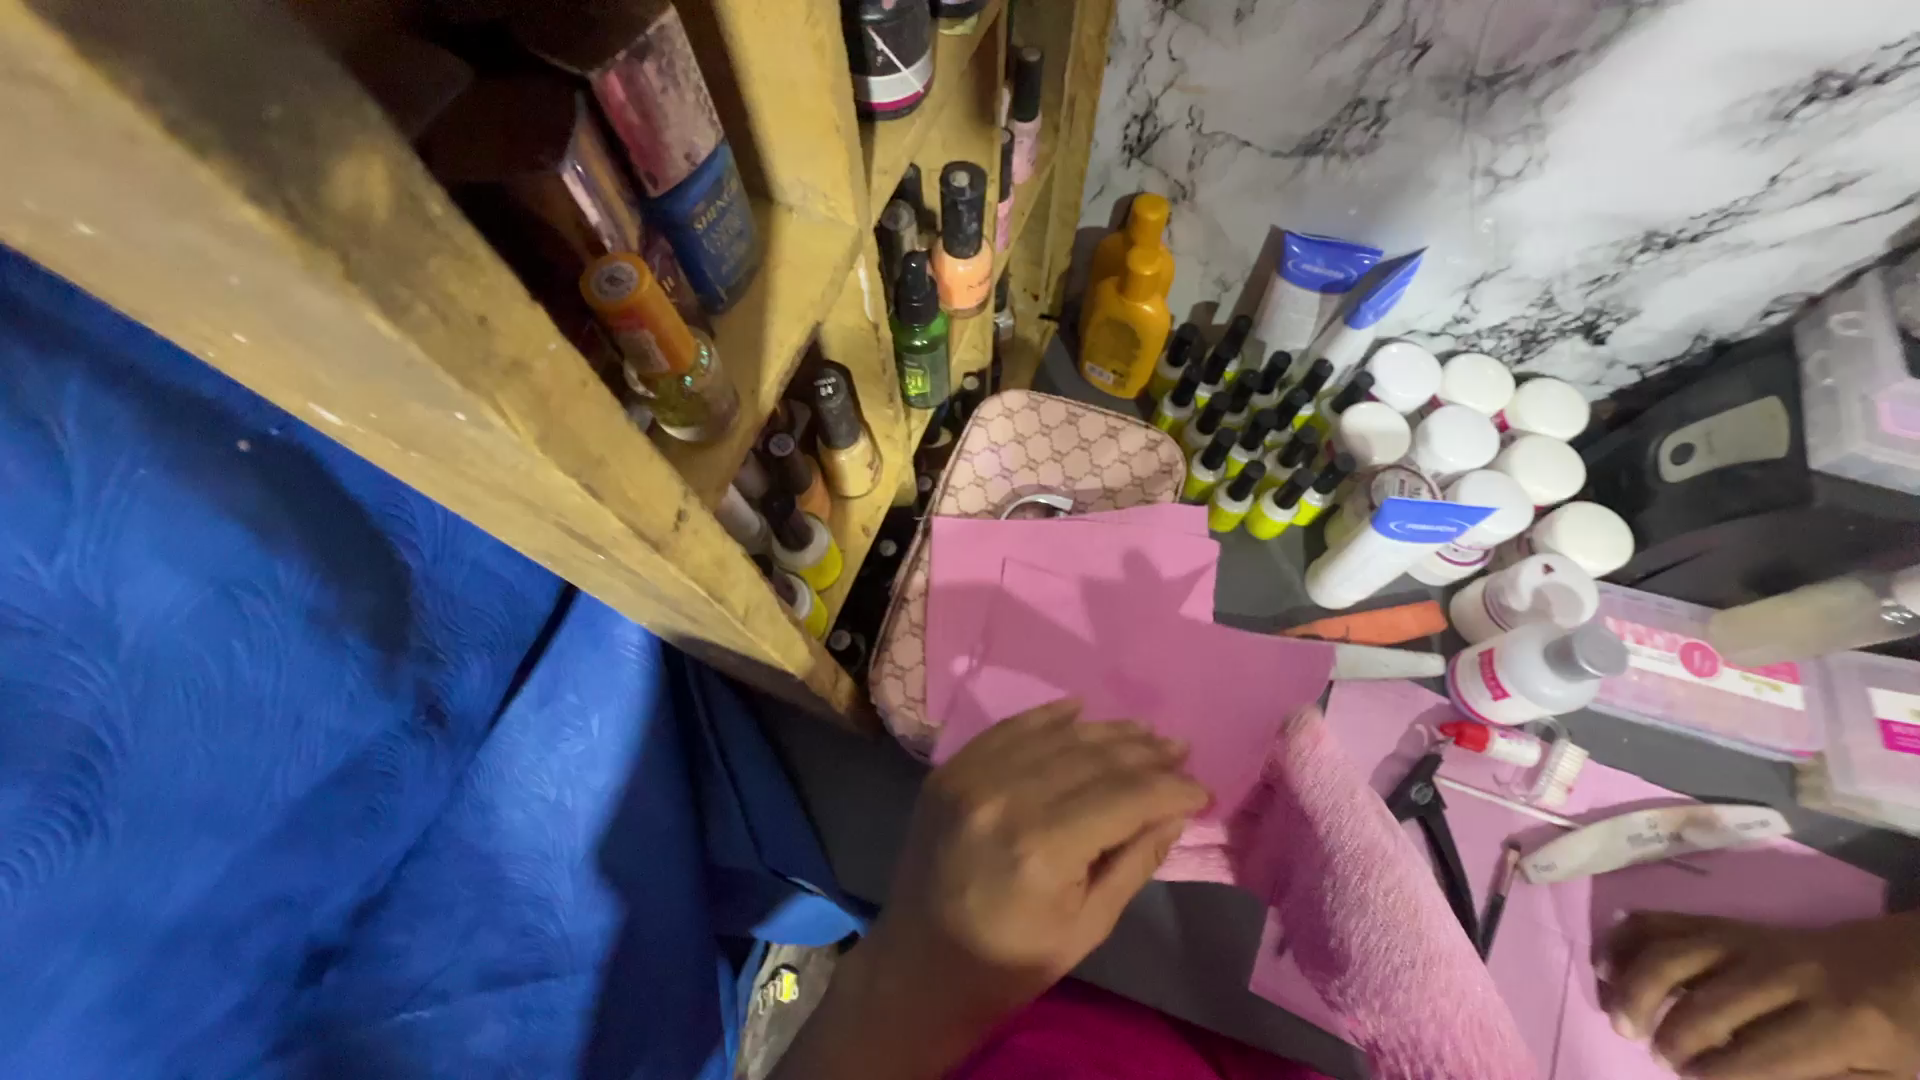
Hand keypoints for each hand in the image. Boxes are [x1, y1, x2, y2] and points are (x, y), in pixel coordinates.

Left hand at [867, 699, 1207, 1021]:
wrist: (919, 964)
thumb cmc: (1011, 962)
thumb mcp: (1087, 927)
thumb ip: (1134, 860)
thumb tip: (1176, 811)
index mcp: (1043, 850)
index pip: (1125, 798)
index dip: (1171, 789)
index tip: (1202, 790)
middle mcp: (1006, 800)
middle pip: (1092, 759)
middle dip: (1145, 754)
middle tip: (1180, 750)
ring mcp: (971, 778)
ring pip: (1055, 737)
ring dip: (1105, 731)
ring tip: (1144, 732)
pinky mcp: (950, 770)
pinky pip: (1008, 729)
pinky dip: (1047, 717)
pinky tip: (1080, 709)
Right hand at [1601, 910, 1919, 1078]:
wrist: (1906, 966)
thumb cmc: (1904, 1035)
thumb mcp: (1893, 1077)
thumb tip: (1745, 1079)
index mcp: (1839, 1023)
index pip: (1764, 1054)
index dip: (1720, 1073)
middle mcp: (1782, 974)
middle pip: (1709, 1003)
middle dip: (1674, 1035)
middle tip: (1656, 1055)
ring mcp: (1744, 940)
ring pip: (1671, 954)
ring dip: (1634, 986)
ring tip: (1617, 1016)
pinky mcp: (1719, 922)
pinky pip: (1660, 922)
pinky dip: (1623, 939)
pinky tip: (1604, 964)